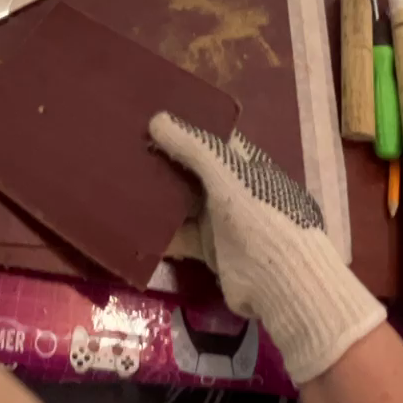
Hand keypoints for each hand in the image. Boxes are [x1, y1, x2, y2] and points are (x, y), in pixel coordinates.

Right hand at [150, 113, 384, 382]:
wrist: (282, 284)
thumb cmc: (261, 217)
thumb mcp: (227, 175)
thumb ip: (193, 148)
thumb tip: (155, 119)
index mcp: (246, 163)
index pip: (212, 137)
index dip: (185, 128)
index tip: (150, 119)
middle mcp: (234, 187)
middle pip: (194, 169)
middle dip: (165, 161)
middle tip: (126, 148)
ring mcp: (222, 219)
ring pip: (183, 201)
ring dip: (157, 195)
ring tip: (120, 182)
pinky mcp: (210, 248)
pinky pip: (178, 234)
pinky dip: (157, 231)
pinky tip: (130, 225)